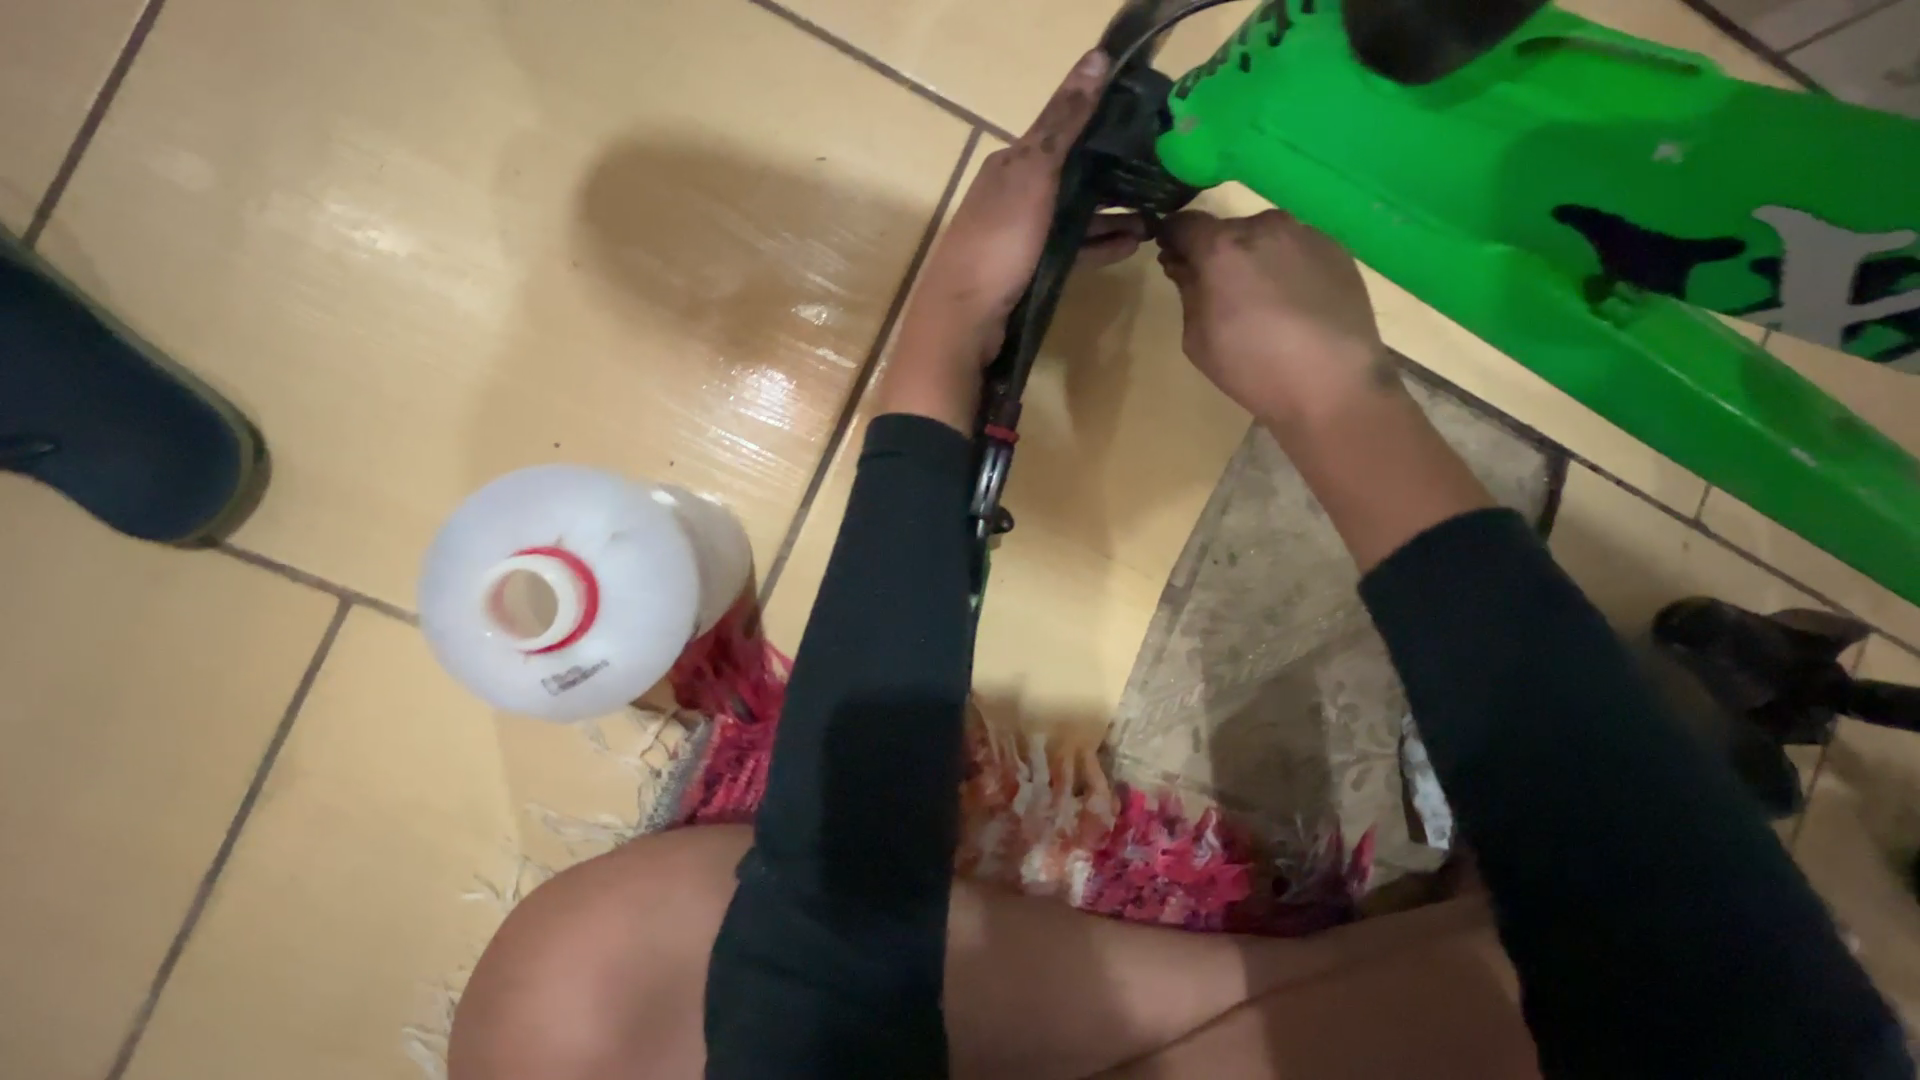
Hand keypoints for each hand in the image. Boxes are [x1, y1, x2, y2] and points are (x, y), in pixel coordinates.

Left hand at [883, 49, 1146, 429]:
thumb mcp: (1033, 173)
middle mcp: (1012, 195)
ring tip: (1155, 220)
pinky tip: (1129, 248)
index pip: (1063, 132)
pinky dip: (1097, 246)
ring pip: (1073, 217)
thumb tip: (1099, 57)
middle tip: (1162, 180)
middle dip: (1115, 178)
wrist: (962, 320)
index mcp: (1010, 164)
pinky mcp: (1025, 273)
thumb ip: (1065, 121)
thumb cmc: (998, 242)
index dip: (1104, 126)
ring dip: (1112, 216)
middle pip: (1072, 178)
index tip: (1150, 128)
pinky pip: (1069, 251)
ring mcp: (1018, 237)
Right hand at [1157, 209, 1394, 428]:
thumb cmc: (1253, 367)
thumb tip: (1183, 266)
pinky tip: (1295, 303)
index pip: (1184, 224)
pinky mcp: (1336, 249)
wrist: (1333, 383)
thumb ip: (1187, 292)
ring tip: (1263, 299)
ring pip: (1265, 237)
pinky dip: (1287, 266)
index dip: (1173, 239)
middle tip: (1221, 291)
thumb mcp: (1197, 339)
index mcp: (1221, 248)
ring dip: (1254, 257)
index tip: (1174, 260)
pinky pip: (1297, 249)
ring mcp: (1305, 234)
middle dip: (1217, 253)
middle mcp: (1264, 226)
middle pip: (1227, 230)